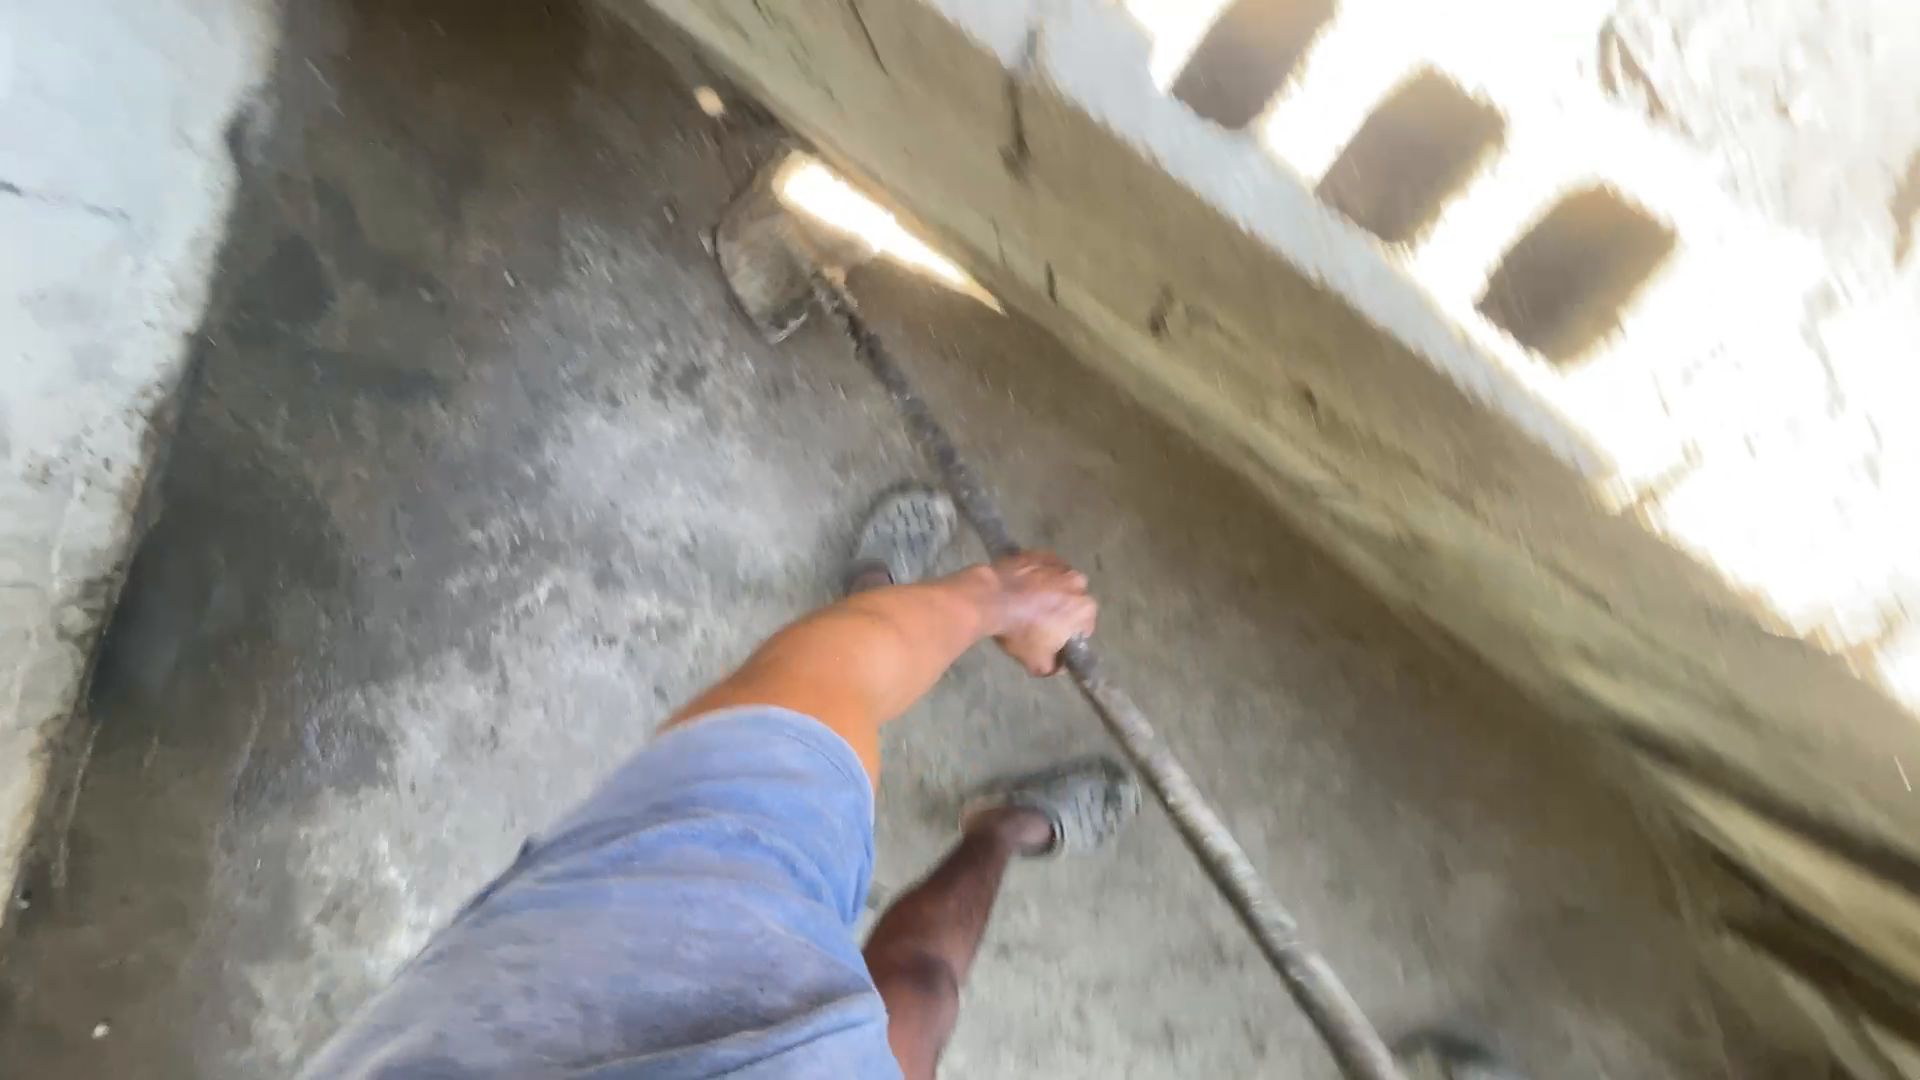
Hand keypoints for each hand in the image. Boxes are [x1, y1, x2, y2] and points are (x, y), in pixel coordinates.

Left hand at [983, 552, 1096, 675]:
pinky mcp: (1038, 553)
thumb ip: (1055, 668)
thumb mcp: (1038, 663)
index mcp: (1085, 608)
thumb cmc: (1019, 631)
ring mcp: (1057, 564)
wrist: (989, 599)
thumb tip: (1059, 666)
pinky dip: (1036, 575)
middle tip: (1037, 621)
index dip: (1068, 636)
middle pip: (1073, 601)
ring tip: (1027, 601)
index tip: (1051, 640)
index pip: (1084, 627)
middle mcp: (1078, 582)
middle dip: (1061, 610)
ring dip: (1049, 590)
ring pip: (1059, 581)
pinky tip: (1021, 584)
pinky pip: (1042, 566)